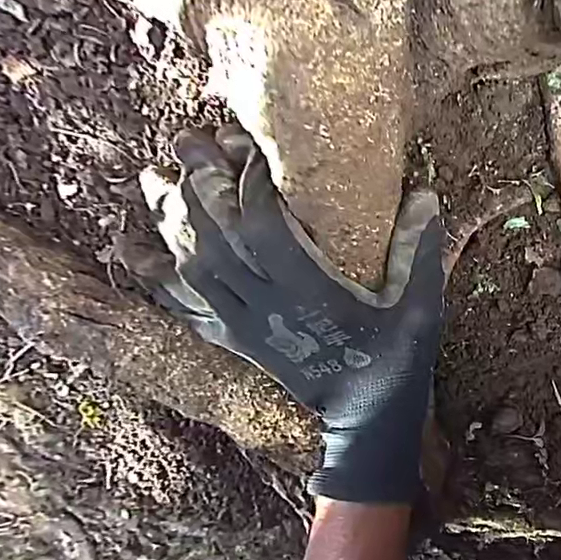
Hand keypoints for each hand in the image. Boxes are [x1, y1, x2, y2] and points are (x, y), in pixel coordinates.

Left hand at [142, 126, 444, 503]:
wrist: (365, 419)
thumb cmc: (396, 361)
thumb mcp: (420, 308)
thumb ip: (419, 251)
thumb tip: (426, 194)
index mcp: (311, 294)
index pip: (266, 227)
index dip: (254, 182)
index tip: (253, 145)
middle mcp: (268, 307)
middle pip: (217, 239)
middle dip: (200, 184)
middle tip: (189, 140)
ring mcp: (245, 326)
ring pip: (192, 267)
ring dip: (174, 220)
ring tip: (159, 177)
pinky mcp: (236, 339)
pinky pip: (184, 306)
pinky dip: (157, 276)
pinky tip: (134, 251)